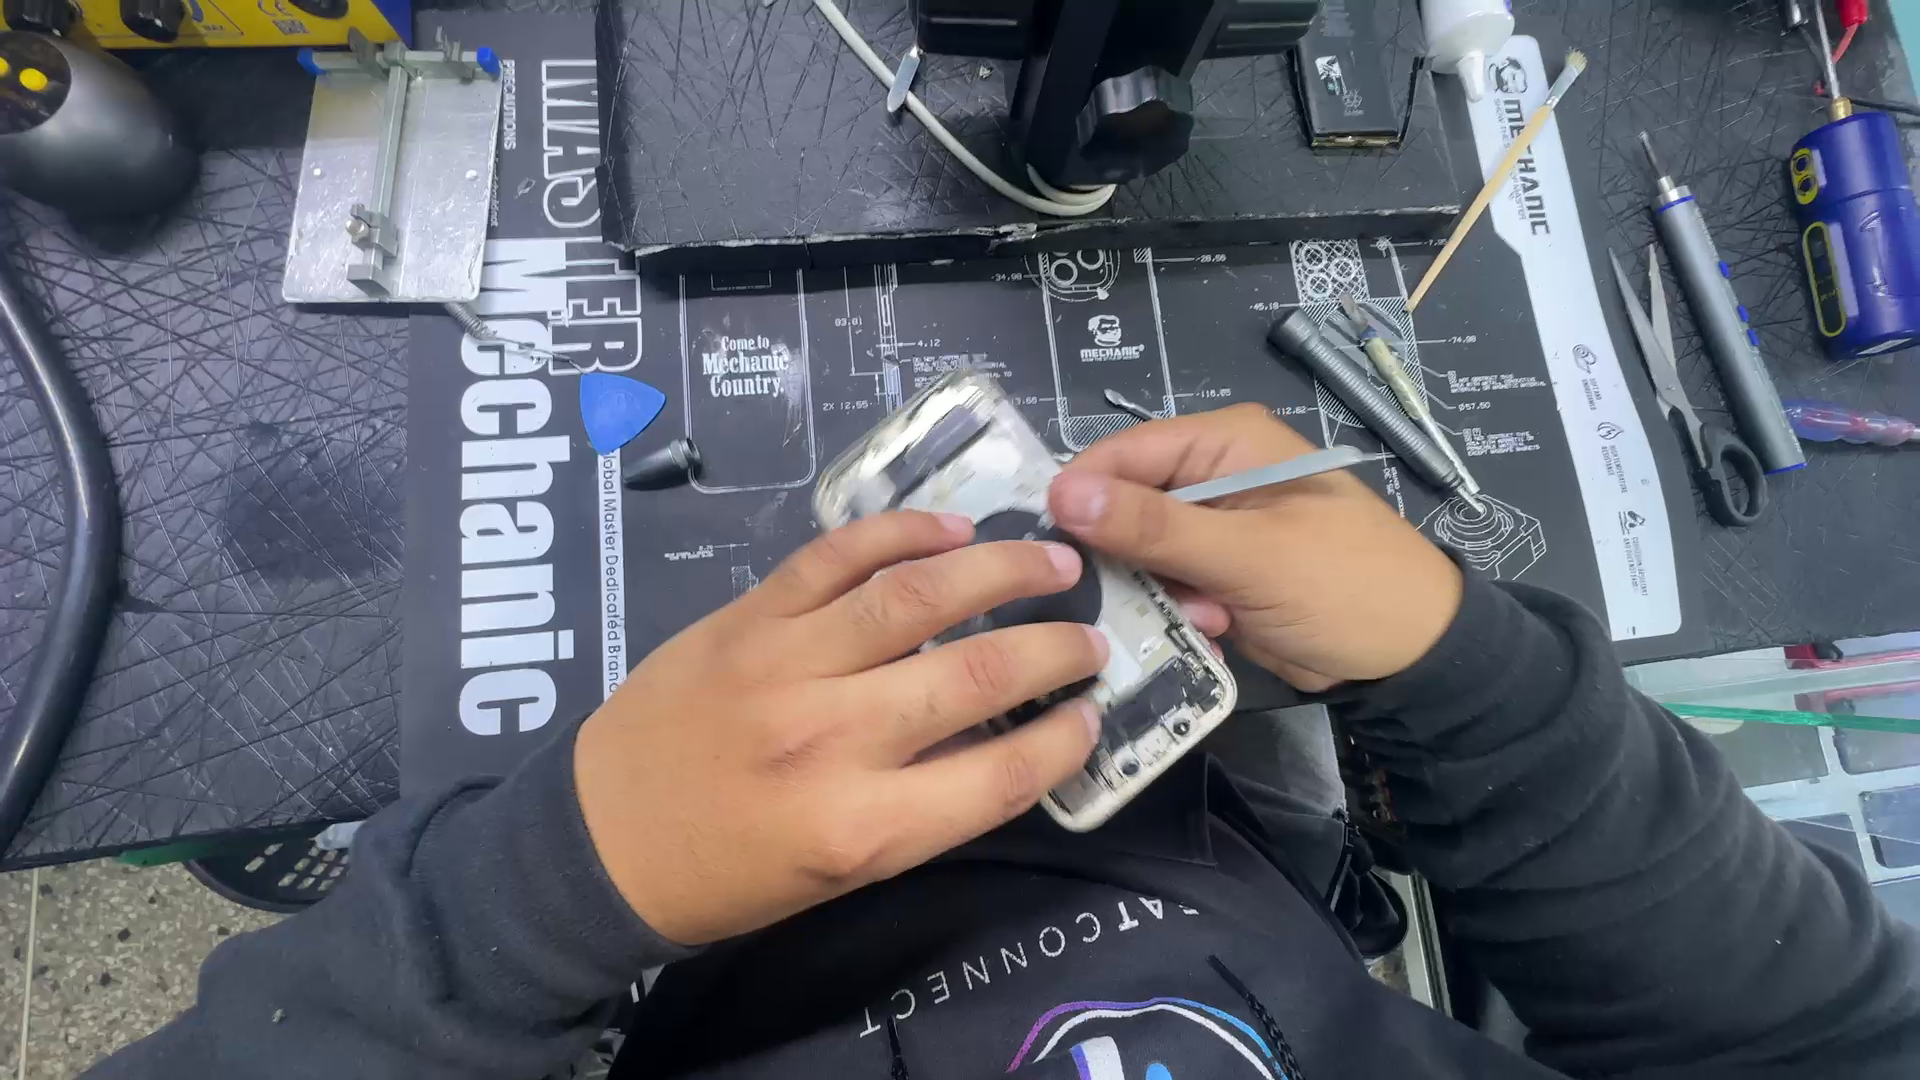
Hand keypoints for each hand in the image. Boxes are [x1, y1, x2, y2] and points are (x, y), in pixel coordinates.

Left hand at [573, 511, 1106, 944]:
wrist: (601, 839)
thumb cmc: (730, 871)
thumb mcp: (840, 870)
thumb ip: (925, 803)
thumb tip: (1002, 734)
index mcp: (860, 827)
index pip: (997, 777)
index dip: (1061, 741)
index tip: (1090, 713)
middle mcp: (831, 738)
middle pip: (971, 675)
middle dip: (1051, 649)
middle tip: (1089, 632)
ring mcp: (786, 662)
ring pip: (913, 596)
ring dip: (998, 570)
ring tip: (1051, 560)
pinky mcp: (751, 616)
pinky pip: (835, 555)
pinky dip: (901, 531)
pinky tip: (950, 527)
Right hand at [1048, 403, 1461, 690]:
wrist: (1411, 660)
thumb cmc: (1345, 587)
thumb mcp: (1248, 555)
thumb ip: (1153, 526)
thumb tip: (1060, 492)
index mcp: (1223, 444)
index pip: (1122, 453)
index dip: (1081, 494)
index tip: (1051, 547)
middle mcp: (1208, 476)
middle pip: (1122, 505)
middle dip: (1126, 555)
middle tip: (1142, 594)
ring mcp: (1209, 527)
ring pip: (1136, 552)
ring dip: (1156, 590)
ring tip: (1200, 614)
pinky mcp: (1210, 570)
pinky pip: (1160, 584)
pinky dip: (1174, 608)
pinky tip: (1214, 625)